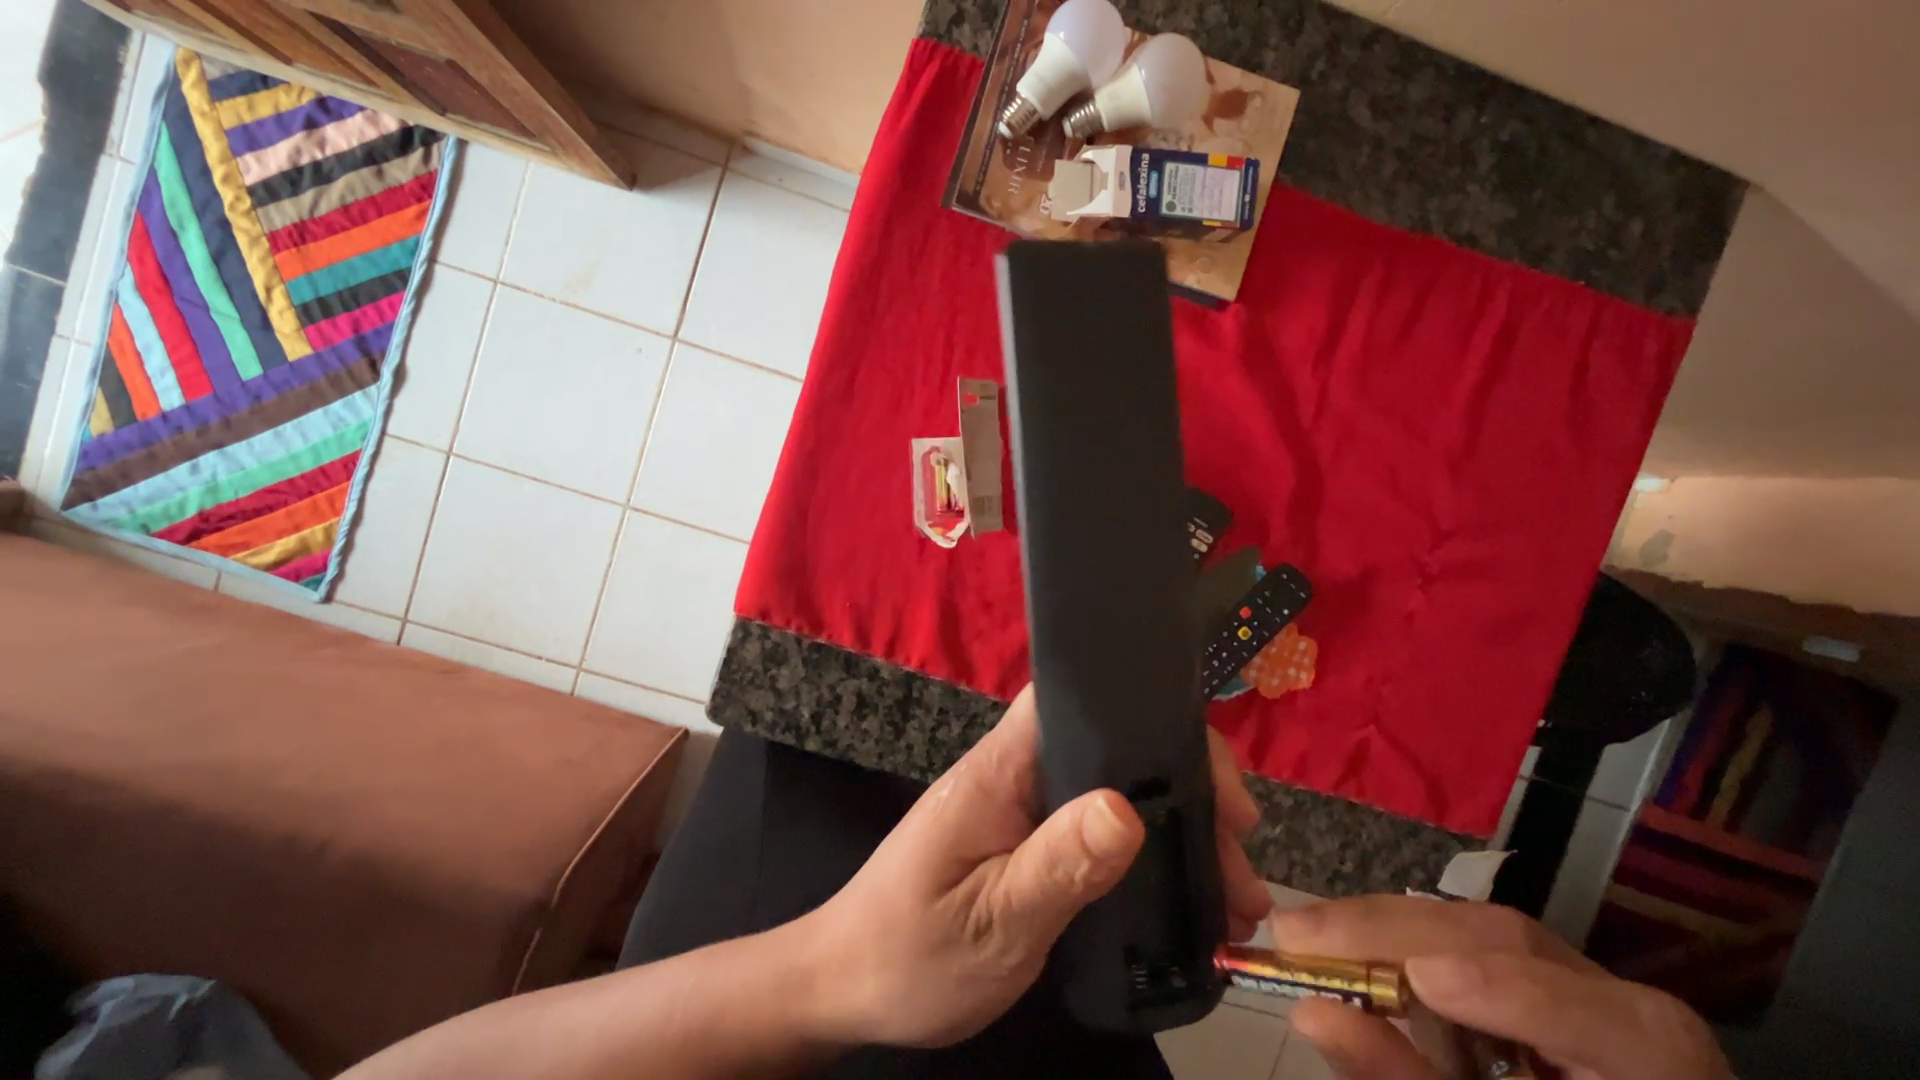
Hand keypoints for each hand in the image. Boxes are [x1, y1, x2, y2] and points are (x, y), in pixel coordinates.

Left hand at [797, 684, 1273, 1047]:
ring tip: (1235, 896)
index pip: (1074, 703)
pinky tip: (1187, 899)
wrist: (847, 989)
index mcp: (999, 770)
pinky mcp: (1026, 844)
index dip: (1148, 718)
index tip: (1213, 779)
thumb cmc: (909, 955)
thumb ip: (1056, 865)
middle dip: (1186, 788)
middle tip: (1241, 850)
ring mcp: (1021, 810)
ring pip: (1114, 793)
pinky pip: (1098, 833)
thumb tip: (1128, 807)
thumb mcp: (991, 922)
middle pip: (1111, 750)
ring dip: (1177, 832)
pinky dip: (1148, 858)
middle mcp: (1014, 776)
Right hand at [1273, 896, 1732, 1079]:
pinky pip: (1470, 942)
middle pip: (1515, 942)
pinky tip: (1348, 943)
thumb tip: (1312, 1013)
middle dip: (1400, 931)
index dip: (1514, 993)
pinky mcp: (1546, 976)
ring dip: (1386, 926)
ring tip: (1305, 934)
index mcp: (1655, 1062)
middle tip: (1296, 933)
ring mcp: (1589, 983)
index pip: (1607, 1021)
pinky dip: (1403, 939)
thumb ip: (1406, 1079)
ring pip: (1483, 928)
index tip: (1421, 977)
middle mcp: (1633, 1009)